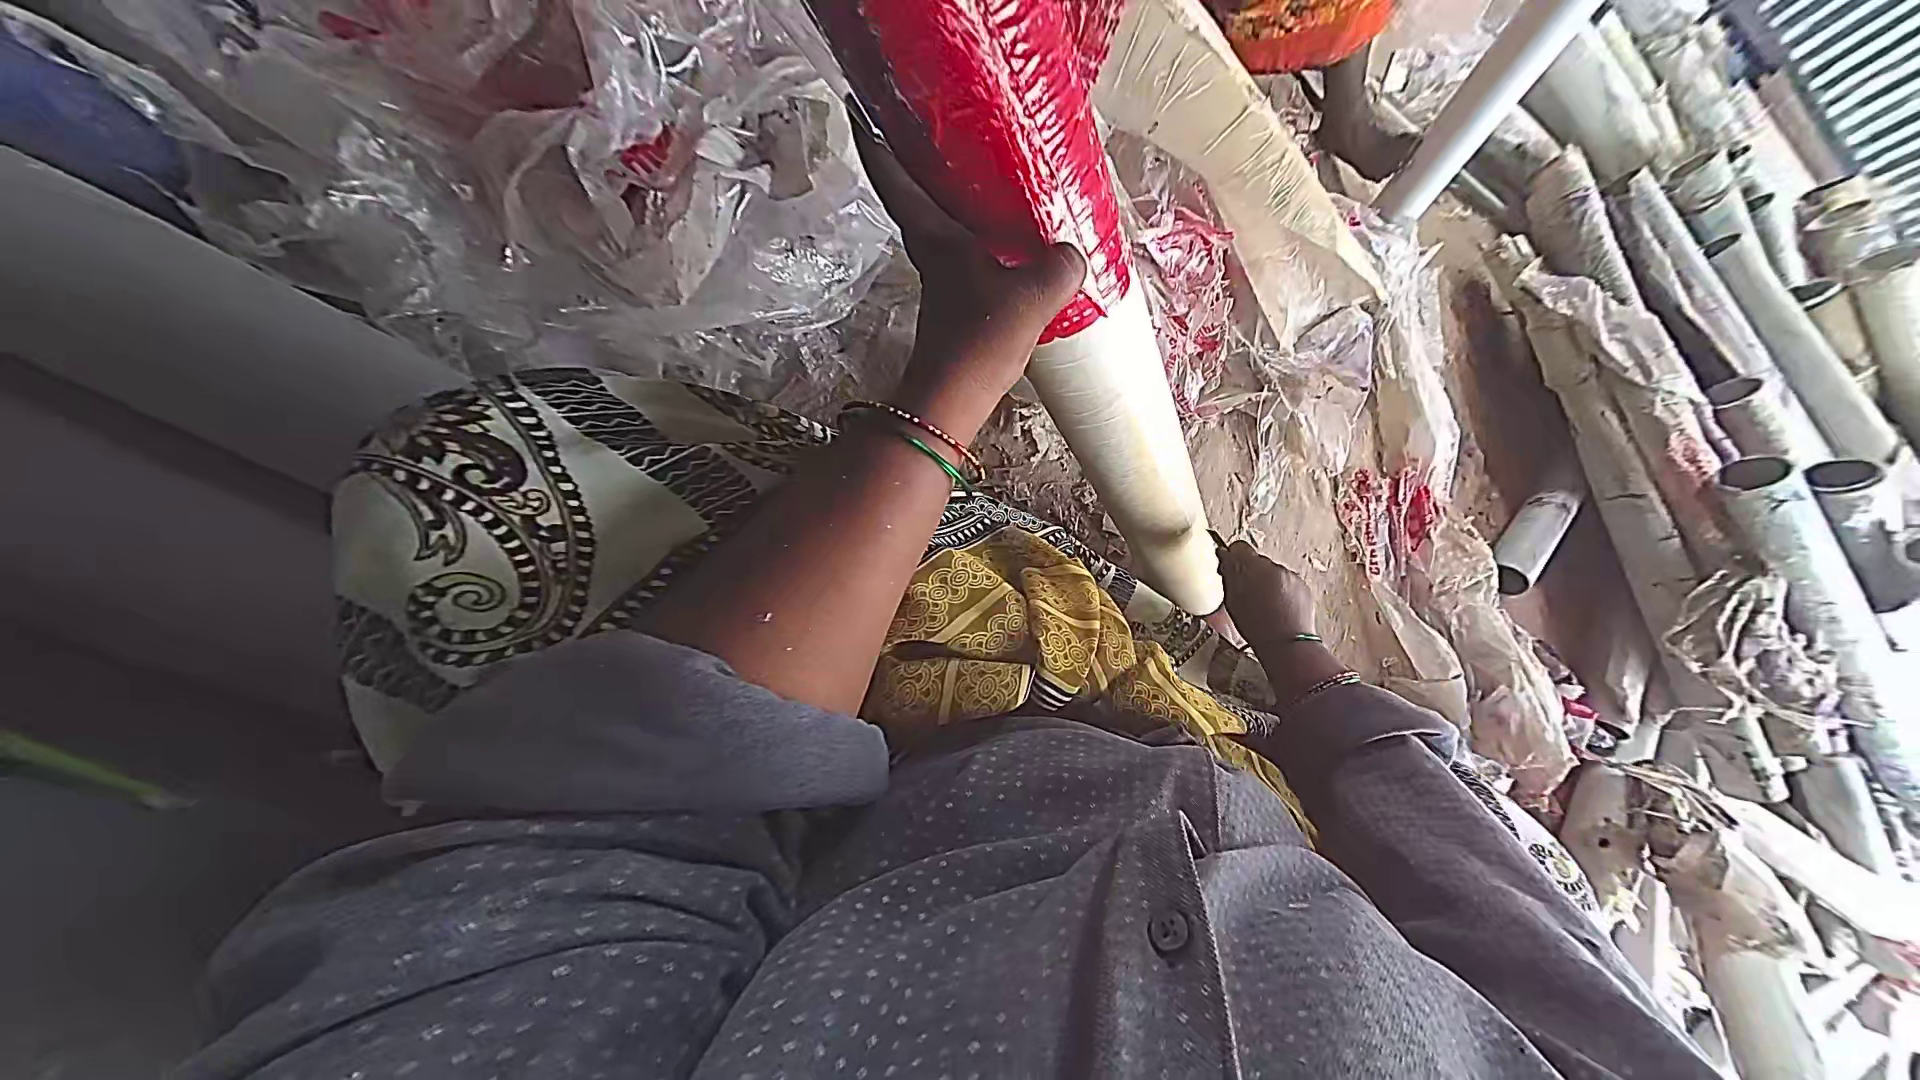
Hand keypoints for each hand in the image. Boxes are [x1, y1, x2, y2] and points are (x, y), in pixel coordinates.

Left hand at [851, 115, 1086, 441]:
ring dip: (954, 199)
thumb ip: (1058, 267)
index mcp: (935, 237)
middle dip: (920, 159)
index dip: (874, 140)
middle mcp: (931, 253)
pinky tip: (1007, 240)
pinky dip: (981, 238)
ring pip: (944, 226)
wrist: (954, 399)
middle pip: (917, 195)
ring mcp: (942, 281)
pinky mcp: (957, 305)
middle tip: (936, 123)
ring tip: (983, 173)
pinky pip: (968, 256)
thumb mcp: (1032, 296)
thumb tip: (1072, 255)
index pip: (895, 178)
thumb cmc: (979, 340)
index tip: (858, 104)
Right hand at [1221, 541, 1318, 645]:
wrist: (1285, 642)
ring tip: (1264, 602)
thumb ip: (1229, 576)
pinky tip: (1278, 605)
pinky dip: (1281, 589)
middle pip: (1256, 560)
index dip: (1234, 556)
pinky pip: (1287, 581)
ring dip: (1267, 580)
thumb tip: (1226, 561)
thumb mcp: (1231, 600)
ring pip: (1272, 571)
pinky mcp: (1301, 584)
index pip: (1239, 547)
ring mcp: (1288, 574)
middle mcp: (1270, 566)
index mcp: (1248, 567)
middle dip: (1251, 571)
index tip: (1231, 566)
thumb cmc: (1255, 625)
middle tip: (1246, 590)